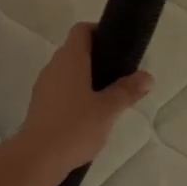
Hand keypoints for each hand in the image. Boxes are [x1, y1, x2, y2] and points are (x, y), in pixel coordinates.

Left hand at [16, 24, 153, 175]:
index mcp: (70, 58)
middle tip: (120, 75)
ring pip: (67, 70)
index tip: (117, 45)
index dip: (98, 31)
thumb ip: (127, 91)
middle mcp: (54, 65)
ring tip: (109, 96)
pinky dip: (75, 92)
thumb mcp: (108, 109)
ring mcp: (44, 83)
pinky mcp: (40, 101)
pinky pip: (60, 87)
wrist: (39, 154)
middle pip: (75, 49)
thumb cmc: (76, 126)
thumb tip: (147, 76)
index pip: (81, 30)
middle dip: (97, 58)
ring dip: (86, 77)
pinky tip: (89, 113)